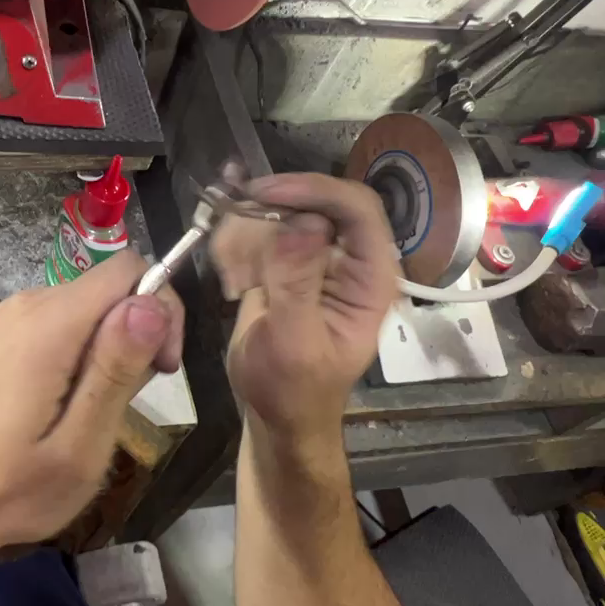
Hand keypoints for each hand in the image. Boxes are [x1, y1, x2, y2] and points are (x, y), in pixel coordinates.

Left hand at [0, 251, 182, 557]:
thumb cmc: (15, 490)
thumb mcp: (81, 447)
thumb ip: (116, 371)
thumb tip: (150, 304)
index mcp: (47, 326)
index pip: (127, 270)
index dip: (160, 310)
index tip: (163, 368)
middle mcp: (28, 304)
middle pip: (111, 285)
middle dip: (140, 332)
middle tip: (131, 400)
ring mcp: (13, 315)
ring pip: (93, 302)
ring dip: (115, 346)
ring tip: (99, 409)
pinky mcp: (8, 330)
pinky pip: (68, 318)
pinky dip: (87, 349)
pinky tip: (74, 399)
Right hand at [209, 173, 398, 435]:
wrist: (275, 414)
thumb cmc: (293, 389)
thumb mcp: (294, 341)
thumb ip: (299, 282)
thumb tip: (306, 222)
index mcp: (370, 279)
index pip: (358, 210)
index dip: (316, 191)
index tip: (267, 194)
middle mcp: (350, 260)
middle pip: (320, 200)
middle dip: (274, 206)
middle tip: (234, 218)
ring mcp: (318, 259)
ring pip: (286, 211)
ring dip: (250, 231)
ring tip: (235, 278)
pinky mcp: (288, 263)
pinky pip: (263, 231)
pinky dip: (239, 246)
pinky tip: (234, 283)